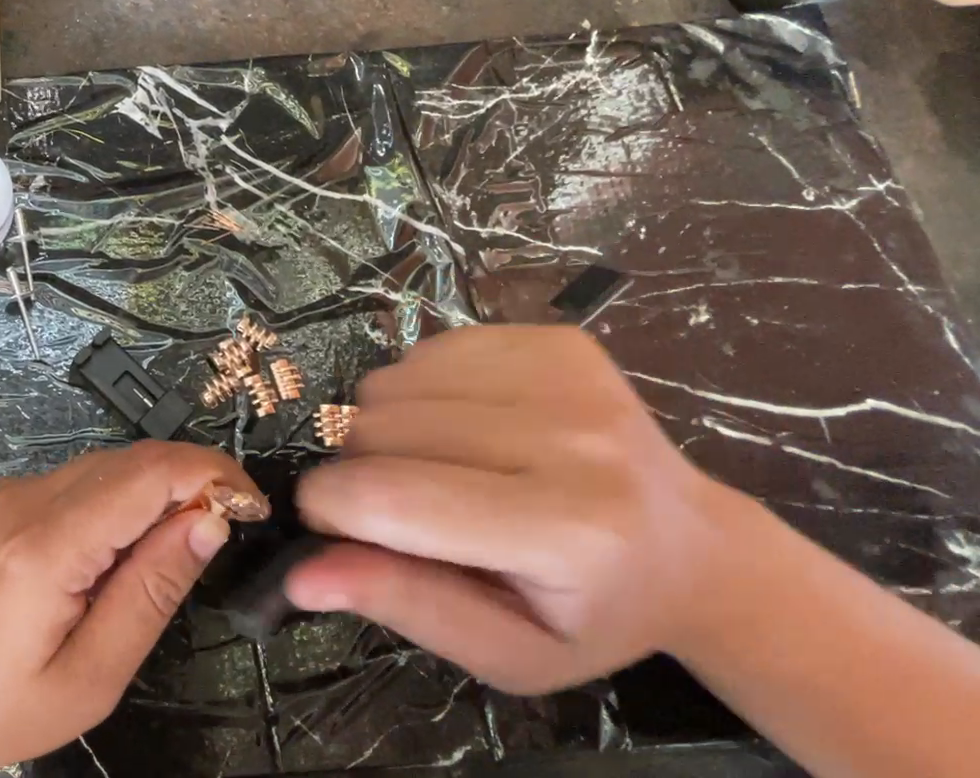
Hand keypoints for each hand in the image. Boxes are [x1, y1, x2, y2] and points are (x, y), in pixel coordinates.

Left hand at [0, 440, 259, 776]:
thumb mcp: (86, 677)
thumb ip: (150, 593)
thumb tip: (206, 523)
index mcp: (46, 543)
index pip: (148, 471)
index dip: (211, 473)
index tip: (252, 504)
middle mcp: (24, 500)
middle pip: (127, 460)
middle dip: (188, 481)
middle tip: (225, 533)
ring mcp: (6, 497)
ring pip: (102, 467)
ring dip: (152, 493)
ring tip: (176, 553)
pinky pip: (72, 484)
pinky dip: (114, 502)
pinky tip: (120, 554)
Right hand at [288, 325, 748, 694]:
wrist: (692, 547)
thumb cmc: (588, 613)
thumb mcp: (503, 650)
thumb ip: (402, 606)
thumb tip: (299, 577)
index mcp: (566, 532)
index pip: (389, 497)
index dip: (325, 508)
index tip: (325, 525)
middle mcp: (572, 439)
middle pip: (377, 430)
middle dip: (356, 471)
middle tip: (397, 508)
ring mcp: (565, 377)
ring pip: (388, 384)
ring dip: (381, 428)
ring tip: (432, 467)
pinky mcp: (553, 341)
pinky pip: (423, 351)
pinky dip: (415, 392)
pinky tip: (458, 427)